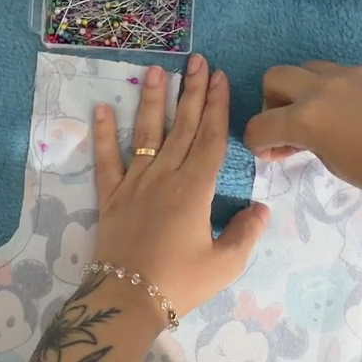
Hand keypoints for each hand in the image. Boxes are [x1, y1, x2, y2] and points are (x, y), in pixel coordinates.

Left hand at [91, 55, 268, 316]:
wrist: (127, 299)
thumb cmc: (180, 283)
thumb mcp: (225, 265)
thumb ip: (246, 233)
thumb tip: (261, 207)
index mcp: (195, 189)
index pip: (211, 138)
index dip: (218, 106)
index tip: (220, 78)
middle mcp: (165, 176)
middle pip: (182, 127)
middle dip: (192, 92)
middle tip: (197, 61)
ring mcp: (135, 183)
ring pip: (146, 133)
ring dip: (152, 100)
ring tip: (156, 70)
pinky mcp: (111, 196)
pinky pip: (106, 159)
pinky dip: (103, 134)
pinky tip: (101, 108)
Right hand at [242, 61, 361, 207]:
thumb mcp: (341, 168)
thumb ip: (313, 146)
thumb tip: (302, 139)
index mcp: (309, 118)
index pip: (260, 125)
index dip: (257, 142)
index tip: (268, 152)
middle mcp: (324, 87)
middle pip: (275, 77)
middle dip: (274, 103)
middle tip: (292, 128)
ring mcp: (354, 72)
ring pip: (311, 69)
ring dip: (306, 91)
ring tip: (328, 119)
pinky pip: (346, 73)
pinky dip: (342, 90)